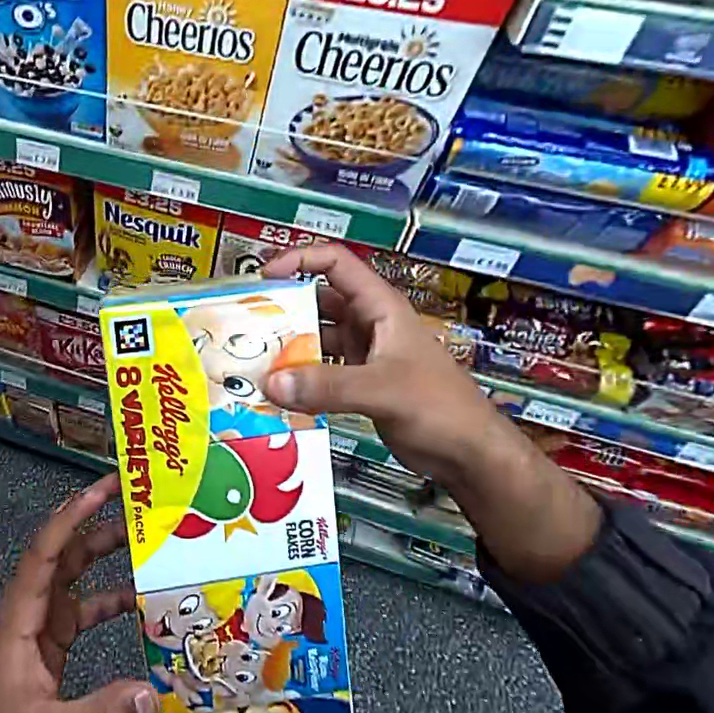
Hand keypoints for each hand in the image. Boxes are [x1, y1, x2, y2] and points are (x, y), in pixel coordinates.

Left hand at [0, 474, 155, 712]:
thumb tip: (154, 694)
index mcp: (20, 617)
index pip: (44, 552)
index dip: (72, 517)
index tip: (102, 490)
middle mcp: (30, 608)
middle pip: (64, 551)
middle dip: (95, 519)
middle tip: (134, 497)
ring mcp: (41, 621)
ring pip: (76, 572)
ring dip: (106, 552)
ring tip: (146, 536)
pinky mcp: (52, 638)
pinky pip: (87, 604)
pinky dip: (112, 596)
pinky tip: (142, 599)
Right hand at [261, 245, 602, 581]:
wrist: (468, 453)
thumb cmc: (438, 407)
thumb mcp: (383, 390)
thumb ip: (328, 386)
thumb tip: (271, 383)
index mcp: (379, 307)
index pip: (335, 263)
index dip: (299, 260)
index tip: (263, 278)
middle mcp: (369, 324)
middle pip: (319, 302)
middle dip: (284, 309)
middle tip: (245, 328)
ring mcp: (365, 355)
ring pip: (318, 339)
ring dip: (289, 348)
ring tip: (252, 363)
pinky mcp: (361, 384)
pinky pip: (322, 372)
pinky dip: (301, 378)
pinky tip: (277, 393)